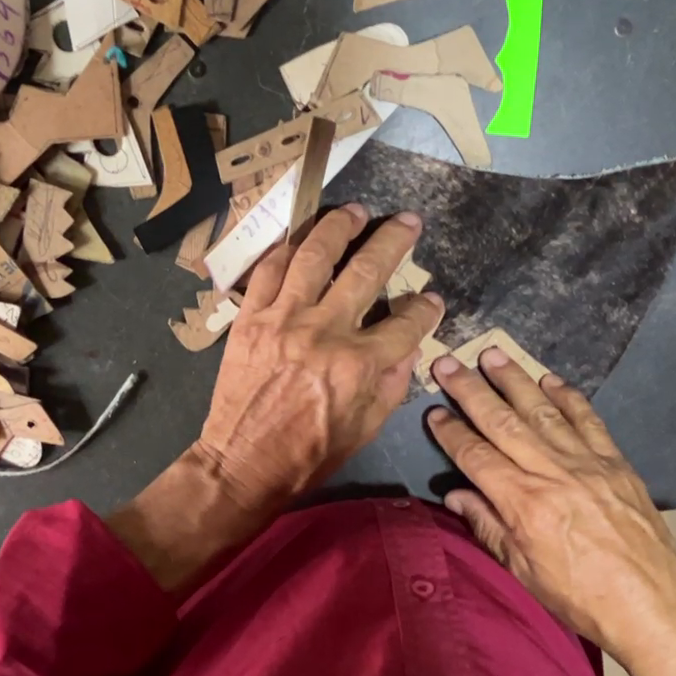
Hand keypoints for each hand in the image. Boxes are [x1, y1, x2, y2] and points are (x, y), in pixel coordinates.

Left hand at [109, 204, 444, 592]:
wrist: (243, 463)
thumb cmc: (310, 455)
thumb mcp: (366, 430)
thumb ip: (392, 385)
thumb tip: (410, 346)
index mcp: (359, 365)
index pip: (406, 323)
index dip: (426, 307)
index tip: (432, 297)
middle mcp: (325, 332)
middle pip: (367, 271)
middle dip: (394, 240)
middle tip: (408, 221)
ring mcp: (283, 320)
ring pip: (315, 256)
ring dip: (339, 227)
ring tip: (355, 212)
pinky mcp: (250, 318)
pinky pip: (269, 271)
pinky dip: (286, 248)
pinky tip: (301, 237)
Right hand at [426, 351, 675, 675]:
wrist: (653, 608)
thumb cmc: (581, 599)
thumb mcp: (523, 572)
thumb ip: (488, 527)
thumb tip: (457, 495)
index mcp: (524, 504)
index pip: (476, 457)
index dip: (451, 432)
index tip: (433, 411)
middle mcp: (553, 474)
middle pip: (503, 422)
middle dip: (470, 390)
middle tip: (447, 363)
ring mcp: (588, 464)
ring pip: (543, 411)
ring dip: (514, 380)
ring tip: (492, 355)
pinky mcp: (617, 464)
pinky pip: (588, 420)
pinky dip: (567, 397)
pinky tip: (549, 379)